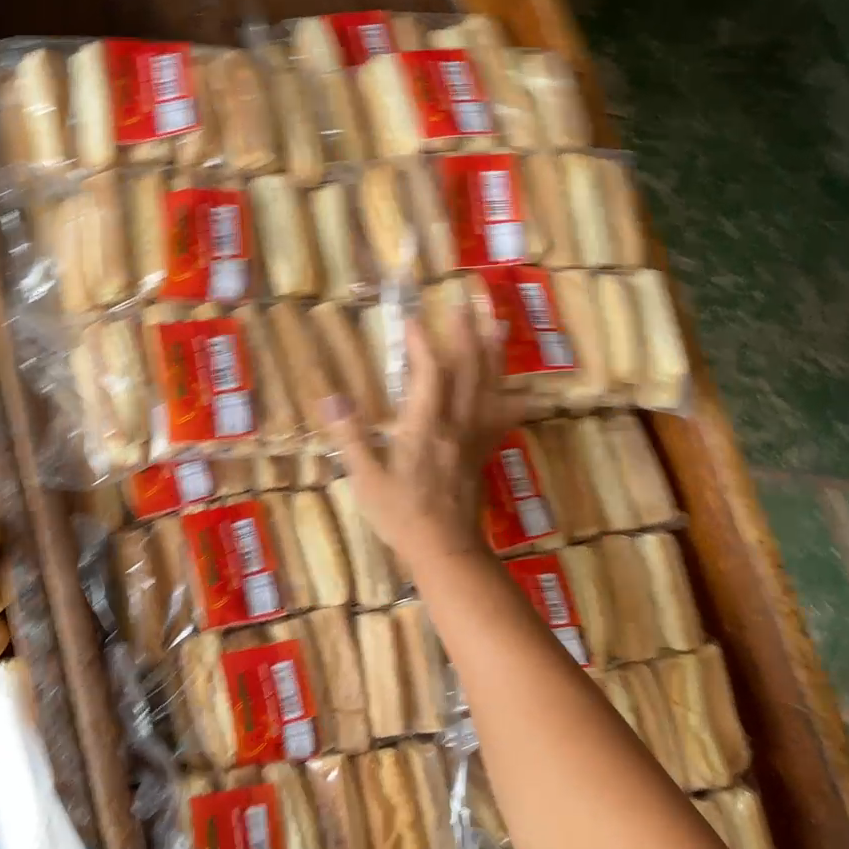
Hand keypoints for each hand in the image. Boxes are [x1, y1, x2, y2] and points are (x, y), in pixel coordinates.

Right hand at [319, 306, 527, 561]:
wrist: (445, 549)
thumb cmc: (400, 516)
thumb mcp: (366, 480)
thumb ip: (350, 438)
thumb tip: (330, 400)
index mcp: (424, 429)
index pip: (428, 374)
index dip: (421, 343)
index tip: (410, 319)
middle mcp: (456, 425)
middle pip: (469, 370)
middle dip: (467, 331)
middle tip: (467, 299)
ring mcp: (475, 437)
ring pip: (490, 385)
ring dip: (493, 350)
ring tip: (496, 320)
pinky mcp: (483, 451)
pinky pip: (503, 415)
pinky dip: (512, 393)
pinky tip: (517, 383)